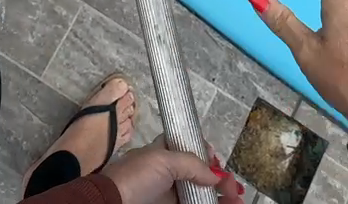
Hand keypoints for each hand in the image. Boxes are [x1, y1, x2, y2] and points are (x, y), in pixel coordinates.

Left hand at [102, 140, 240, 203]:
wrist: (111, 203)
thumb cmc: (135, 176)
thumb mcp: (162, 160)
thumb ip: (191, 163)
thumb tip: (215, 174)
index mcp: (165, 152)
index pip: (192, 149)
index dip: (208, 156)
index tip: (219, 164)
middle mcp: (170, 172)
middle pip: (202, 175)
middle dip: (221, 180)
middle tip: (234, 190)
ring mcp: (171, 194)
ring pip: (202, 194)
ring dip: (222, 197)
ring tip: (237, 201)